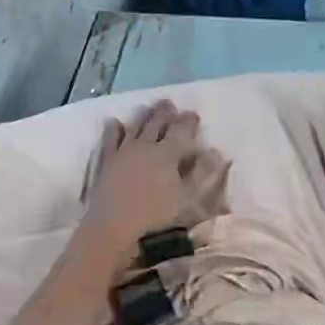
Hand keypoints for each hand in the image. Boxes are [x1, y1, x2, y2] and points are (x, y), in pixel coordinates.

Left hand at [79, 101, 223, 266]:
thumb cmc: (154, 212)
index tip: (194, 114)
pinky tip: (114, 122)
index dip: (188, 121)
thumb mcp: (186, 196)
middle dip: (165, 112)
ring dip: (143, 116)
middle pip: (156, 123)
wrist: (114, 221)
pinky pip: (110, 139)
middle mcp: (145, 145)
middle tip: (169, 103)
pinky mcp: (107, 160)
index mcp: (167, 153)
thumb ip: (202, 173)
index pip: (180, 131)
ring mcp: (123, 151)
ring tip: (148, 107)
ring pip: (135, 127)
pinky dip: (113, 129)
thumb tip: (217, 153)